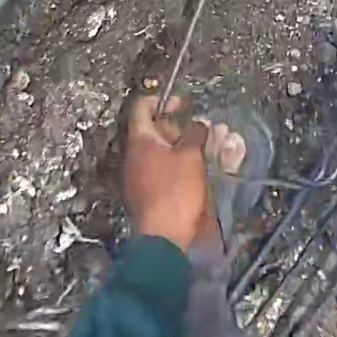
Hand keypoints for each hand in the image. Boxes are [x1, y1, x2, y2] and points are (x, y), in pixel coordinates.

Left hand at [123, 94, 210, 250]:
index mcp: (141, 141)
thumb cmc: (176, 191)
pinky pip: (161, 169)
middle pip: (152, 130)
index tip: (180, 101)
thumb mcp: (192, 155)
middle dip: (177, 125)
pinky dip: (177, 163)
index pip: (142, 108)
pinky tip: (196, 168)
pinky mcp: (147, 192)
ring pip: (159, 151)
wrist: (165, 236)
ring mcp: (138, 176)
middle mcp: (134, 156)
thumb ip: (196, 133)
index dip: (161, 99)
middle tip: (198, 128)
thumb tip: (199, 124)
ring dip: (180, 145)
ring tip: (202, 148)